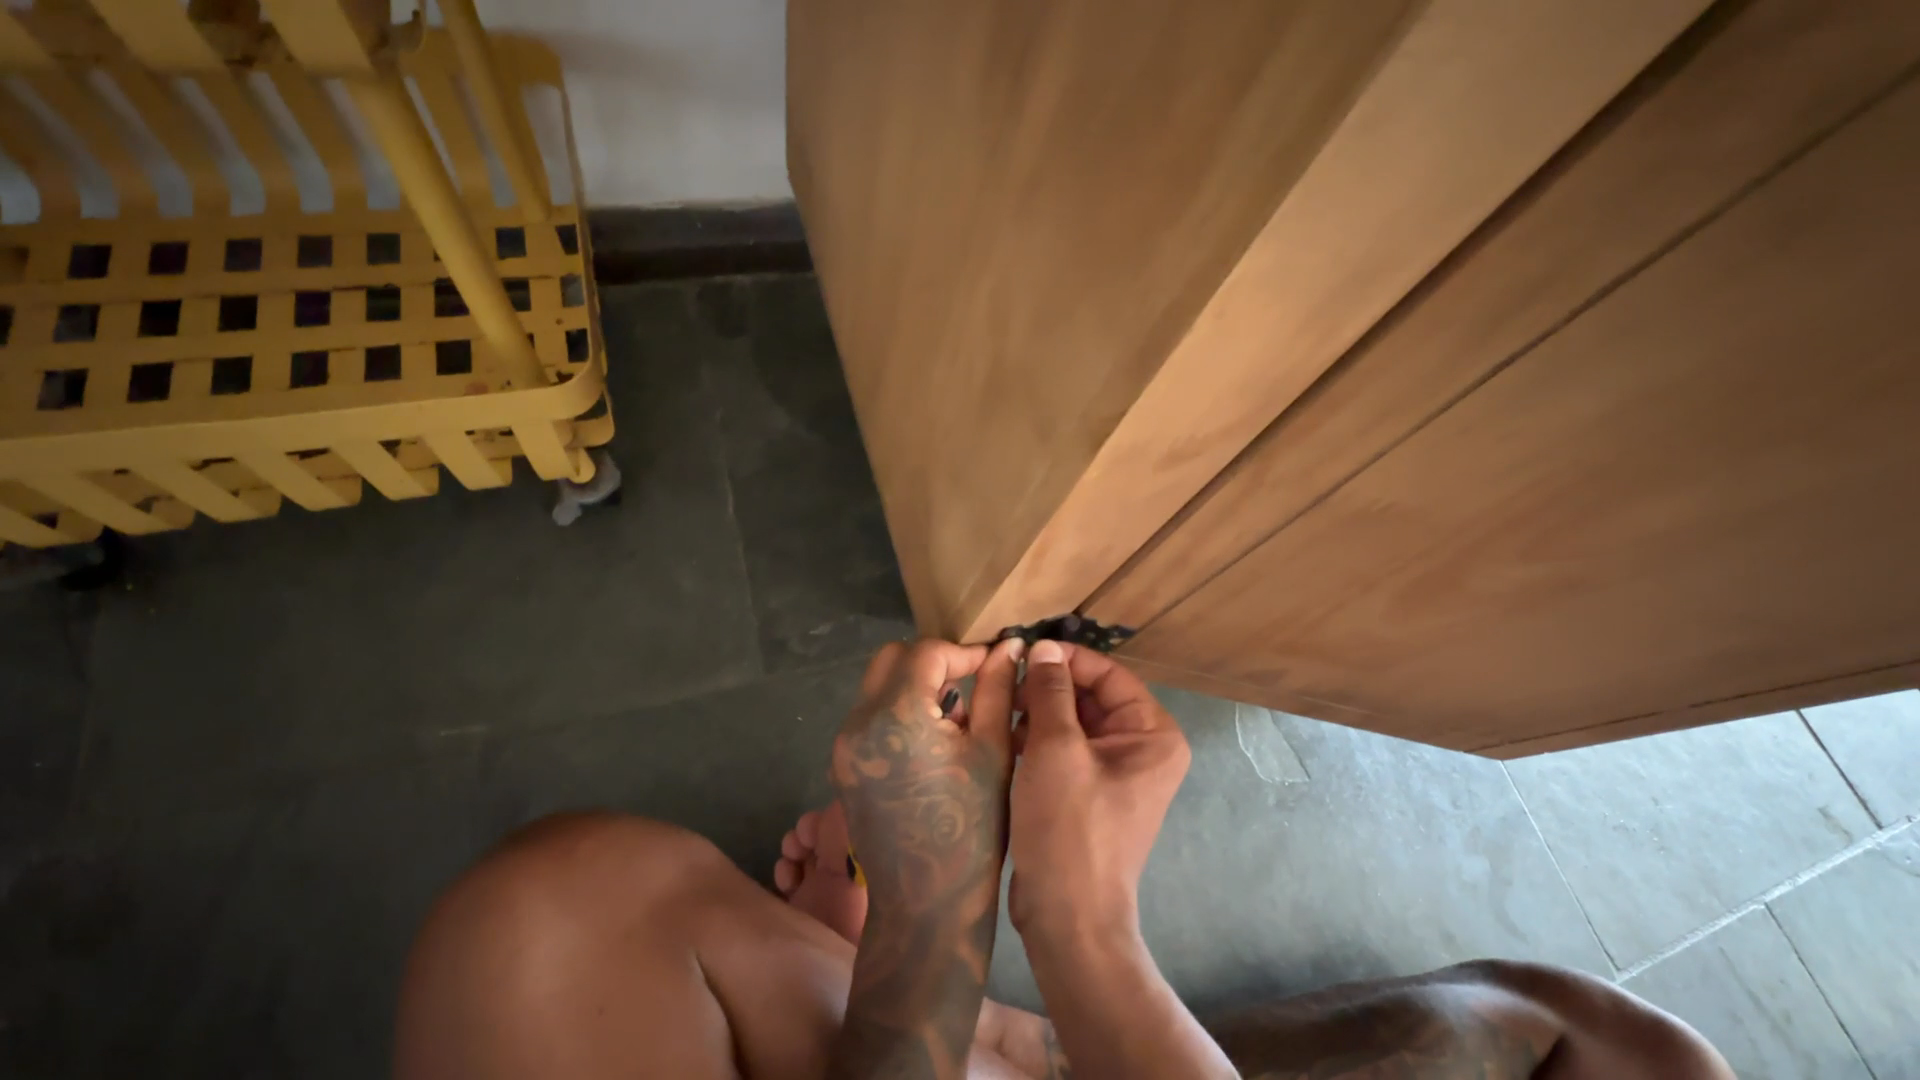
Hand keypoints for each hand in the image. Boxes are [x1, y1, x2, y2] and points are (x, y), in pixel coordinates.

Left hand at [830, 637, 1024, 914]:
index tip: (993, 665)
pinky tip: (931, 741)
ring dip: (914, 685)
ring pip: (877, 685)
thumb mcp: (993, 752)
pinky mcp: (842, 765)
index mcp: (897, 715)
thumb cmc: (973, 829)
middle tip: (971, 683)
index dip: (964, 652)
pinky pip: (869, 716)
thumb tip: (1009, 648)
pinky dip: (898, 711)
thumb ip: (997, 690)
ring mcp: (844, 745)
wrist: (926, 903)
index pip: (927, 652)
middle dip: (933, 661)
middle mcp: (859, 722)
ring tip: (956, 716)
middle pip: (892, 659)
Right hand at [1008, 640, 1191, 938]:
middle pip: (1092, 698)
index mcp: (1153, 734)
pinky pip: (1066, 752)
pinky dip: (1038, 742)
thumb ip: (1049, 692)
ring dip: (1039, 715)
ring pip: (1074, 724)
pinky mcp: (1091, 794)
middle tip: (1004, 684)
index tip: (1022, 651)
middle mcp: (1143, 749)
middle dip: (1048, 689)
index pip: (1109, 674)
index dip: (1066, 659)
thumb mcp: (1055, 749)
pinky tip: (1006, 741)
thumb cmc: (1069, 827)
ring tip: (1000, 712)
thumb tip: (1043, 647)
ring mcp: (1117, 774)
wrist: (1068, 916)